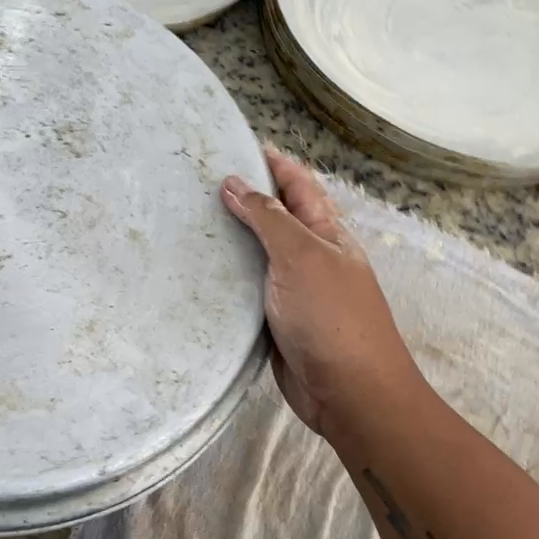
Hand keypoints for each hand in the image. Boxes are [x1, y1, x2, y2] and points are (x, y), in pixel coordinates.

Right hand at [221, 146, 425, 439]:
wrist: (351, 396)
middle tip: (197, 177)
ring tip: (186, 215)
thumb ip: (268, 218)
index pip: (298, 186)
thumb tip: (234, 183)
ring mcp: (292, 289)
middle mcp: (310, 256)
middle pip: (274, 216)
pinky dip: (223, 273)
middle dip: (243, 195)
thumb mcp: (301, 256)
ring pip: (256, 251)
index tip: (237, 142)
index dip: (273, 163)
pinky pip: (244, 285)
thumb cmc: (332, 318)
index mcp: (327, 234)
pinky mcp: (273, 319)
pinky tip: (195, 266)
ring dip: (228, 234)